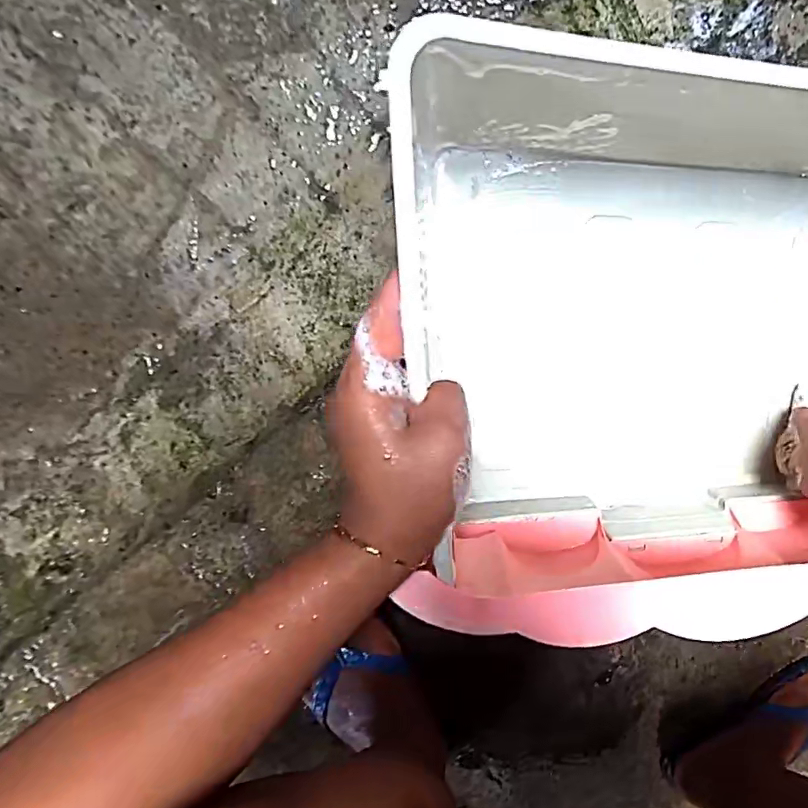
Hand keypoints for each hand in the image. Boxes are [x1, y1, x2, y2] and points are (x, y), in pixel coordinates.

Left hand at [328, 273, 468, 563]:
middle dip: (410, 316)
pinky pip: (399, 388)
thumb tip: (440, 384)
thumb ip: (446, 395)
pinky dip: (420, 375)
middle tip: (446, 292)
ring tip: (452, 325)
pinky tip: (448, 373)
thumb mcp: (443, 440)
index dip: (395, 296)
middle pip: (382, 342)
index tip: (413, 266)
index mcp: (363, 390)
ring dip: (418, 347)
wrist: (385, 540)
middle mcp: (354, 394)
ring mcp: (362, 412)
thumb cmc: (411, 494)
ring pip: (392, 365)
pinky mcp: (376, 427)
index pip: (376, 328)